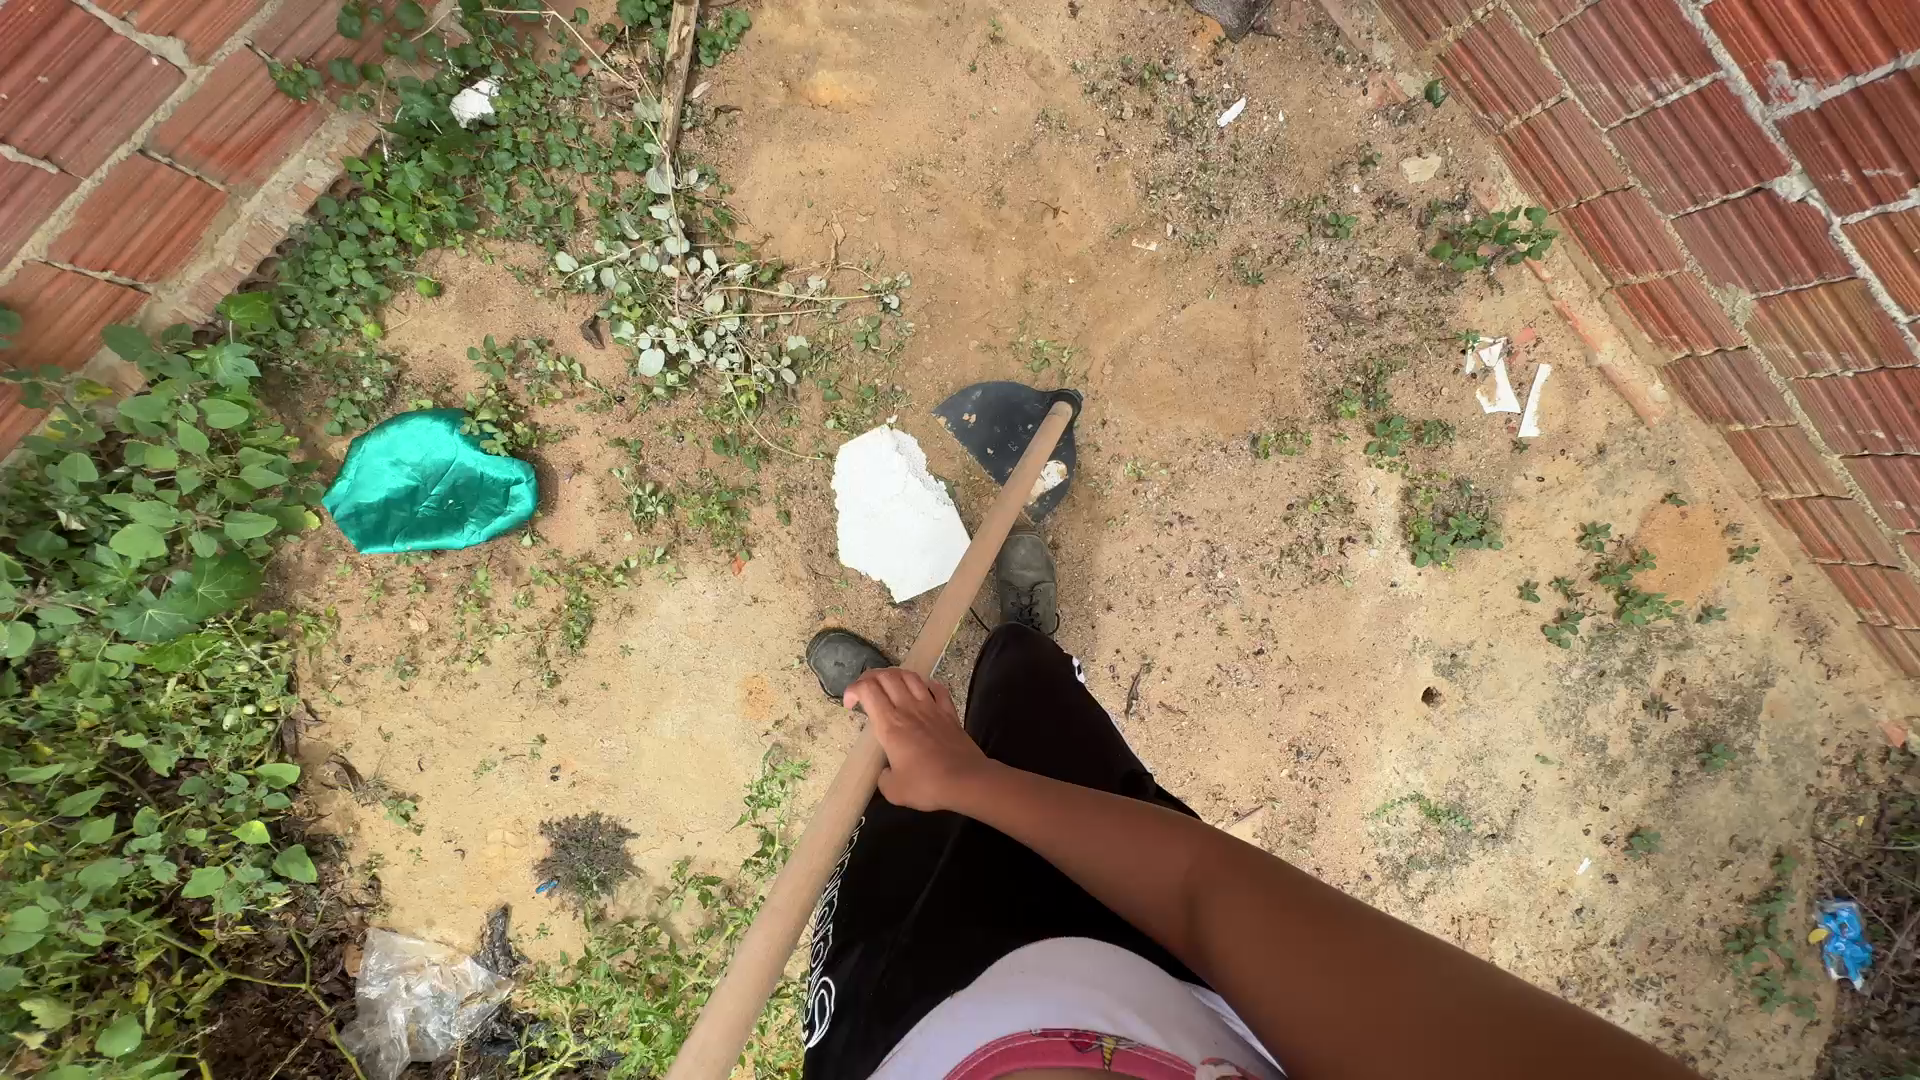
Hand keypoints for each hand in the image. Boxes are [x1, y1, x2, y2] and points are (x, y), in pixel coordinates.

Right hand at [844, 668, 992, 811]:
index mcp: (890, 724)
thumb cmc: (926, 784)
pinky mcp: (949, 712)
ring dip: (895, 674)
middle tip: (864, 690)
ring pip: (910, 676)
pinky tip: (922, 689)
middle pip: (886, 676)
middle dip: (870, 677)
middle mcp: (908, 708)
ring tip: (888, 684)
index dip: (853, 689)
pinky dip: (925, 684)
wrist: (966, 780)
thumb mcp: (893, 790)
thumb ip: (883, 777)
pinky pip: (937, 688)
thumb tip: (886, 772)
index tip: (850, 704)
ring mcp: (931, 707)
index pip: (867, 689)